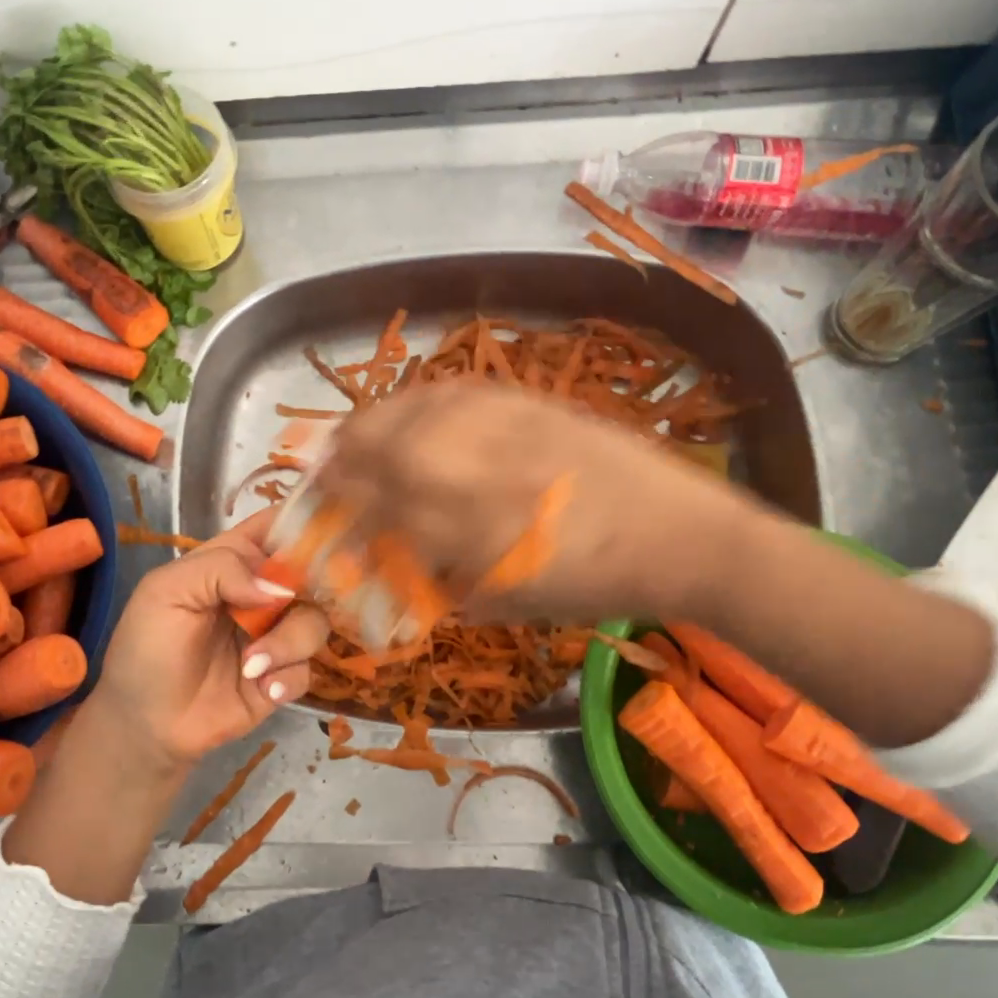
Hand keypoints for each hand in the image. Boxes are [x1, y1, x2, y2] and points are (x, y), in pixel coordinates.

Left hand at [83, 509, 331, 768]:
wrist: (144, 725)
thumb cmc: (146, 648)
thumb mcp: (167, 591)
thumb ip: (221, 570)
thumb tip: (280, 588)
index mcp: (232, 561)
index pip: (275, 527)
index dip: (302, 523)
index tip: (321, 533)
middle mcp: (260, 593)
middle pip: (310, 573)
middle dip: (311, 587)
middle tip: (290, 605)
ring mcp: (274, 635)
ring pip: (314, 621)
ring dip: (289, 642)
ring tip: (252, 665)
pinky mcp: (281, 676)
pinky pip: (307, 667)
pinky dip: (287, 677)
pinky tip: (262, 689)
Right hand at [315, 381, 762, 623]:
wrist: (681, 535)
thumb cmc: (593, 585)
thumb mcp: (509, 603)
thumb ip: (441, 580)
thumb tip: (392, 561)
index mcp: (475, 534)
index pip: (384, 510)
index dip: (341, 504)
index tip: (317, 503)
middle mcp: (482, 473)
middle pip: (387, 450)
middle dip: (341, 455)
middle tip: (317, 462)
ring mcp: (508, 430)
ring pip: (416, 413)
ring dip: (371, 421)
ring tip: (348, 431)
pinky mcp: (531, 403)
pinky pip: (457, 393)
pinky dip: (418, 400)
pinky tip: (406, 408)